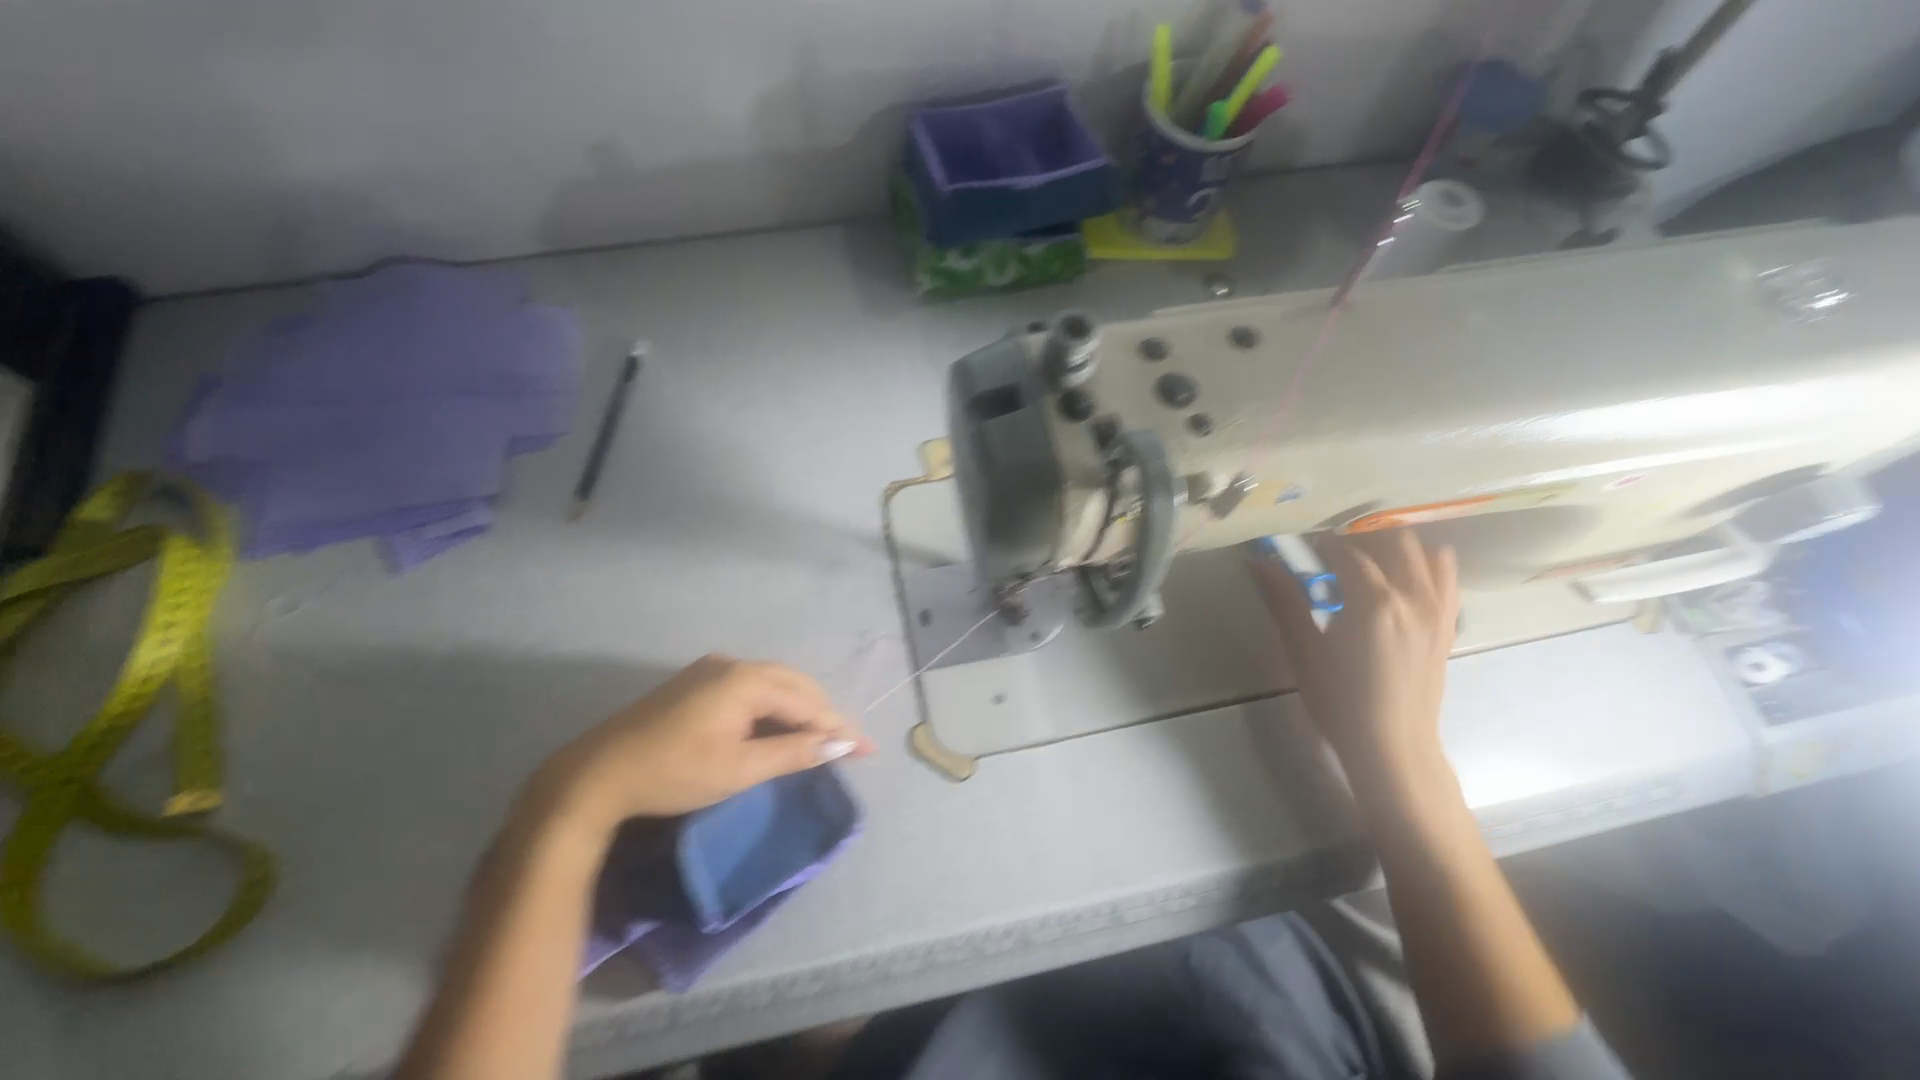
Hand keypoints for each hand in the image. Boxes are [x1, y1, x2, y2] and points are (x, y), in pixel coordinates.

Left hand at [522, 655, 874, 834]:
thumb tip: (839, 744)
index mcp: (745, 680)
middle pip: (794, 685)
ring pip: (773, 684)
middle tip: (848, 746)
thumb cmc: (673, 773)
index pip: (807, 701)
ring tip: (822, 739)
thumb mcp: (738, 769)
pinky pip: (751, 689)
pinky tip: (781, 728)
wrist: (597, 775)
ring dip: (799, 710)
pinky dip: (774, 708)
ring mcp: (711, 671)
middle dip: (823, 714)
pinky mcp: (695, 684)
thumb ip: (793, 753)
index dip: (838, 727)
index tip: (867, 750)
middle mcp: (732, 664)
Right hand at [1252, 529, 1458, 773]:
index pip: (1345, 551)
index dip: (1320, 543)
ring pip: (1425, 553)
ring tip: (1370, 560)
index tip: (1302, 546)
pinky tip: (1405, 577)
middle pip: (1392, 540)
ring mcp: (1437, 609)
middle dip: (1361, 538)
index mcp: (1373, 601)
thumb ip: (1285, 600)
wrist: (1391, 747)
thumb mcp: (1304, 651)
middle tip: (1333, 554)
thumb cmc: (1339, 702)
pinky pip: (1447, 578)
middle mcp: (1412, 596)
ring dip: (1396, 546)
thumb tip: (1258, 561)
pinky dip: (1428, 565)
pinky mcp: (1448, 624)